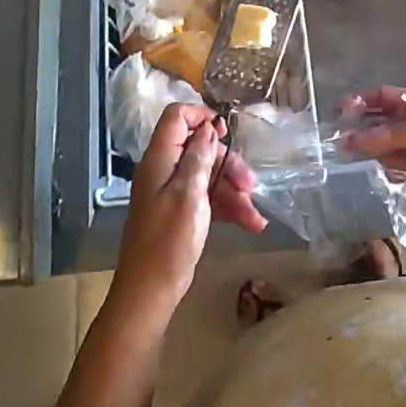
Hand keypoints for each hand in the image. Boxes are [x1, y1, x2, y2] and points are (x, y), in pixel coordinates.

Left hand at [112, 103, 263, 316]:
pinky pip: (208, 198)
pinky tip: (250, 223)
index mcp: (160, 159)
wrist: (151, 289)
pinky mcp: (182, 212)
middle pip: (200, 149)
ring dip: (234, 191)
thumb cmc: (169, 239)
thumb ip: (199, 157)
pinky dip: (228, 208)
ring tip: (254, 215)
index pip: (176, 117)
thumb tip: (208, 128)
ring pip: (209, 175)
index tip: (226, 132)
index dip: (201, 117)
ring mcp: (173, 192)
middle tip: (249, 183)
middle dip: (228, 163)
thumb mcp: (189, 193)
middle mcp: (165, 170)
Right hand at [340, 87, 405, 219]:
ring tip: (396, 162)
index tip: (339, 112)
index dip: (359, 101)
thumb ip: (384, 135)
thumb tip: (348, 140)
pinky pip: (393, 162)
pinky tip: (404, 174)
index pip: (380, 96)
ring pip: (382, 144)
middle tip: (345, 144)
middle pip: (377, 121)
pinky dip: (394, 168)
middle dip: (364, 132)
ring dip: (382, 153)